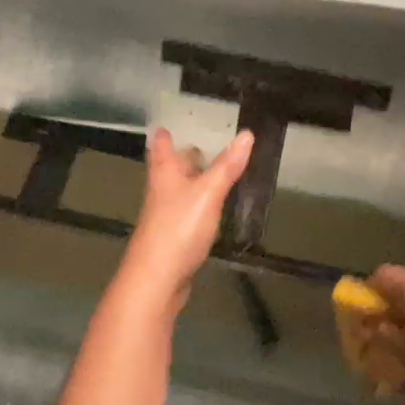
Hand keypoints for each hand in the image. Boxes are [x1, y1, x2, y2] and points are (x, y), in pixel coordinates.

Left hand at [118, 128, 253, 308]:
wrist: (157, 278)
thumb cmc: (178, 226)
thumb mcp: (208, 193)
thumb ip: (227, 166)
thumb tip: (247, 134)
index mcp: (164, 172)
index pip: (161, 146)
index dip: (164, 136)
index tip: (167, 127)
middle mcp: (160, 189)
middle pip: (169, 168)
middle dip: (182, 159)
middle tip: (200, 151)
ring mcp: (163, 215)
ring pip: (177, 191)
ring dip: (191, 184)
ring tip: (212, 178)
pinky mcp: (171, 237)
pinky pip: (184, 214)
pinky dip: (196, 208)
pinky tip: (209, 214)